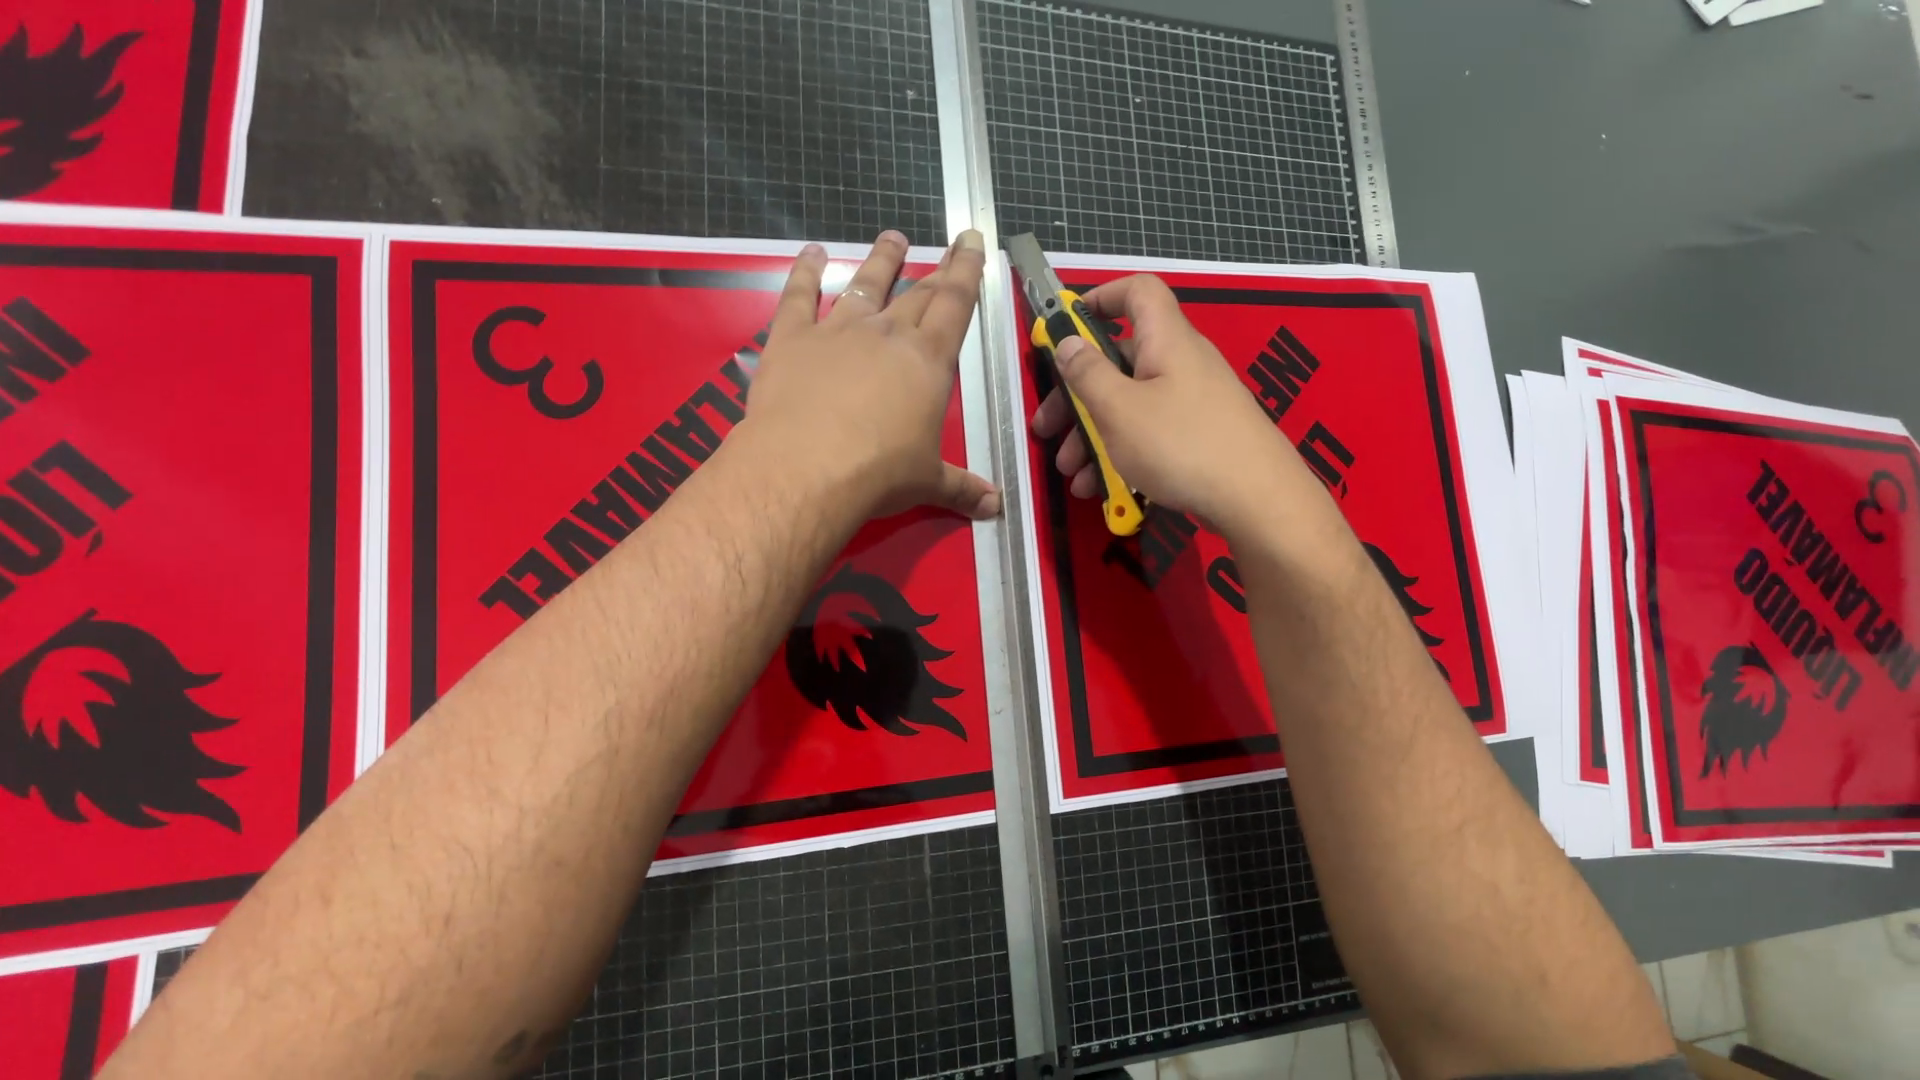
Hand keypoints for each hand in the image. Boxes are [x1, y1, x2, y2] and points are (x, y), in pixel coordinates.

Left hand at [741, 229, 999, 520]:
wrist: (806, 467)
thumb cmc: (879, 474)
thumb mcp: (928, 483)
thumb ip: (961, 488)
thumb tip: (995, 507)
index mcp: (928, 362)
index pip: (955, 305)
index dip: (967, 272)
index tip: (973, 242)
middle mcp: (887, 334)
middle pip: (917, 292)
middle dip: (937, 268)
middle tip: (949, 246)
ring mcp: (838, 330)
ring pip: (864, 283)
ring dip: (881, 260)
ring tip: (893, 238)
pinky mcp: (792, 338)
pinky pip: (799, 295)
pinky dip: (804, 270)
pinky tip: (811, 252)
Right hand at [1028, 274, 1311, 538]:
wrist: (1257, 500)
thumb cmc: (1182, 445)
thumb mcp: (1119, 410)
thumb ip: (1087, 373)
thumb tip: (1068, 340)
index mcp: (1165, 341)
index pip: (1137, 292)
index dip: (1101, 297)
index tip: (1066, 326)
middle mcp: (1181, 363)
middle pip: (1120, 361)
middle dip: (1076, 395)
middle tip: (1046, 427)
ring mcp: (1193, 402)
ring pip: (1130, 405)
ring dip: (1092, 435)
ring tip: (1071, 472)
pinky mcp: (1199, 436)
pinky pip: (1149, 433)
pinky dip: (1120, 453)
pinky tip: (1099, 488)